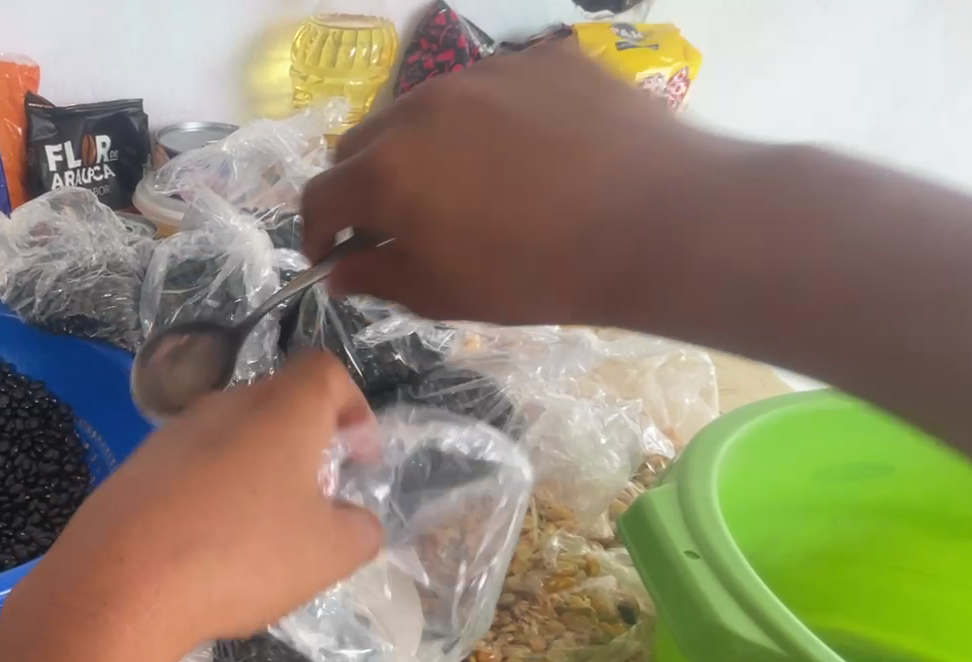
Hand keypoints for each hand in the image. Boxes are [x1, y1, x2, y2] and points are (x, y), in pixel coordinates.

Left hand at [2, 351, 383, 661]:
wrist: (119, 582)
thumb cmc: (239, 555)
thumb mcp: (328, 554)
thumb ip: (359, 530)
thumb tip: (355, 521)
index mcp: (279, 409)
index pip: (325, 373)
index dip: (352, 407)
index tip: (357, 456)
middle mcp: (221, 406)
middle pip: (273, 405)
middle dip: (302, 445)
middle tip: (312, 498)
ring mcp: (167, 435)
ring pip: (226, 440)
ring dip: (251, 472)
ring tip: (256, 530)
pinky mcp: (132, 469)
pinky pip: (185, 471)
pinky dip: (206, 495)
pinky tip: (202, 545)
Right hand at [301, 44, 718, 325]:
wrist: (657, 222)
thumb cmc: (529, 273)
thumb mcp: (435, 293)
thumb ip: (373, 277)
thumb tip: (340, 270)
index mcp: (385, 172)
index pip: (318, 196)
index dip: (314, 232)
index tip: (329, 256)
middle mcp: (421, 109)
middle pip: (358, 144)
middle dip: (357, 186)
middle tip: (386, 222)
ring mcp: (483, 74)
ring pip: (416, 109)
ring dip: (412, 149)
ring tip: (451, 184)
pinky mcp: (540, 59)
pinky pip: (482, 88)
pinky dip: (473, 122)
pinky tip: (509, 155)